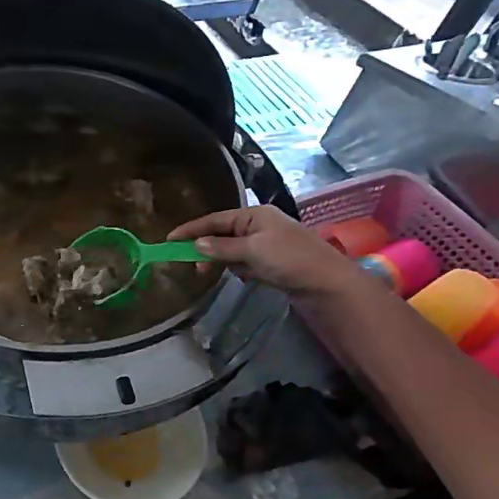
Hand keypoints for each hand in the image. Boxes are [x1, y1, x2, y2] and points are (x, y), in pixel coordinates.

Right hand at [169, 205, 362, 296]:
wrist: (328, 284)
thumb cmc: (290, 259)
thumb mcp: (252, 250)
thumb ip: (222, 247)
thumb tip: (196, 244)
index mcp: (255, 214)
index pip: (215, 219)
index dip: (191, 229)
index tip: (169, 239)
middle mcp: (260, 225)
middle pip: (222, 233)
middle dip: (205, 247)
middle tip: (190, 265)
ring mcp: (267, 244)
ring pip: (232, 249)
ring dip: (221, 259)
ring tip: (209, 273)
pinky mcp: (273, 263)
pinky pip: (245, 262)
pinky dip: (237, 268)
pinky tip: (239, 277)